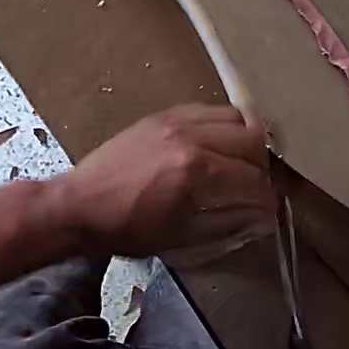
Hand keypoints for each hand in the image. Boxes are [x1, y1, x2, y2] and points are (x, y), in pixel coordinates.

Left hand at [49, 105, 270, 257]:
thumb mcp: (182, 237)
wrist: (78, 206)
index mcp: (196, 175)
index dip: (268, 201)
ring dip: (248, 144)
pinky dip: (225, 127)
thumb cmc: (127, 229)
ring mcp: (178, 122)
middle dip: (264, 169)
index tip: (270, 211)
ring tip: (242, 163)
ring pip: (238, 119)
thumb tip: (263, 216)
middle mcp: (192, 140)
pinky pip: (211, 110)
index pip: (254, 183)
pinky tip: (219, 146)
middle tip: (257, 186)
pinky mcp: (166, 114)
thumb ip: (230, 222)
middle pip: (255, 142)